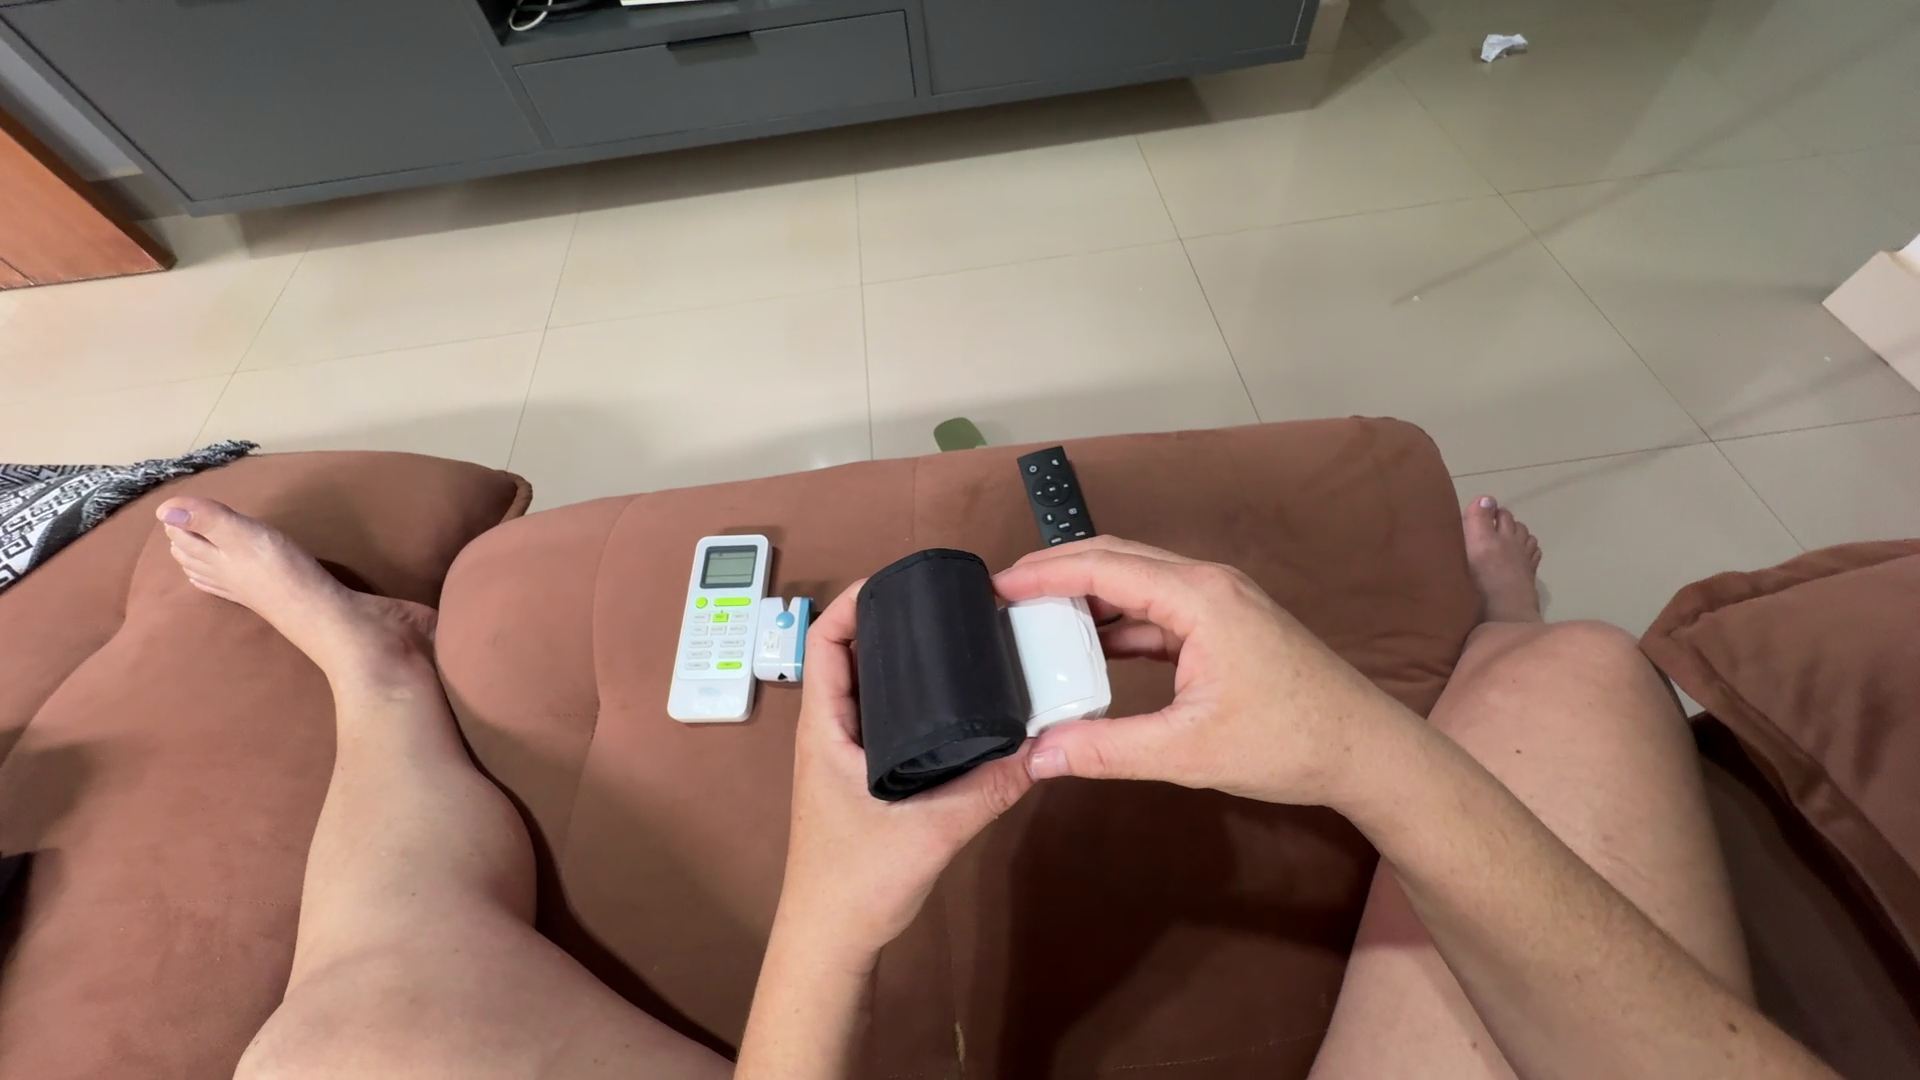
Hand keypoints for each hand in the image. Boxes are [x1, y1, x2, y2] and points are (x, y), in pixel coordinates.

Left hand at [776, 580, 1035, 959]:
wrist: (831, 940)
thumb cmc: (855, 882)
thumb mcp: (931, 830)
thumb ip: (987, 787)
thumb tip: (1039, 747)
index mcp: (825, 727)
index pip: (825, 641)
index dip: (853, 601)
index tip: (900, 581)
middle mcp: (829, 729)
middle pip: (849, 653)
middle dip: (886, 621)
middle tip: (940, 605)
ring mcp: (843, 751)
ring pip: (866, 685)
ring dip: (896, 657)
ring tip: (949, 640)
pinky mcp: (861, 772)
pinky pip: (880, 715)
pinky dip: (906, 693)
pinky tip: (948, 701)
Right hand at [992, 537, 1413, 807]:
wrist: (1369, 751)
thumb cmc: (1290, 743)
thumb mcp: (1189, 750)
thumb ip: (1107, 750)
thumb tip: (1039, 756)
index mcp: (1198, 596)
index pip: (1104, 565)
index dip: (1044, 572)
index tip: (997, 585)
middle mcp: (1205, 583)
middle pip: (1115, 557)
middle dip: (1057, 571)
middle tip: (1006, 594)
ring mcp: (1216, 599)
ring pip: (1134, 580)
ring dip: (1086, 595)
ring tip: (1037, 617)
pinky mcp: (1221, 622)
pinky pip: (1154, 608)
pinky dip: (1116, 622)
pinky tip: (1090, 647)